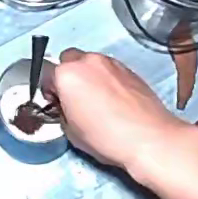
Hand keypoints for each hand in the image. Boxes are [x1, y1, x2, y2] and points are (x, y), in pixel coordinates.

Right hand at [48, 49, 197, 172]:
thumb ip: (63, 111)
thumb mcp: (71, 132)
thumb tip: (67, 106)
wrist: (150, 138)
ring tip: (98, 98)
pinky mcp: (129, 68)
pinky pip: (109, 68)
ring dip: (88, 74)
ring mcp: (110, 62)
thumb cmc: (106, 138)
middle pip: (68, 59)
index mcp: (67, 74)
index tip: (57, 104)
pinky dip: (107, 78)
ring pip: (90, 62)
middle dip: (68, 74)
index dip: (50, 91)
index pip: (47, 75)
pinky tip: (115, 99)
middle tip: (75, 97)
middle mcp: (87, 61)